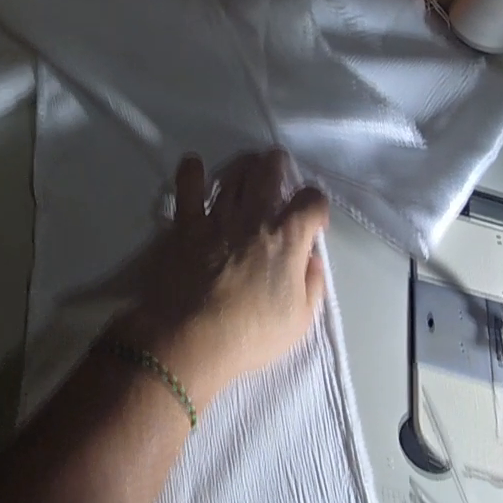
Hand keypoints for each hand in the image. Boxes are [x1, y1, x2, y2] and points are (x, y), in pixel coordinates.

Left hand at [111, 150, 328, 409]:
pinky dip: (191, 173)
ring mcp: (218, 216)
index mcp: (288, 238)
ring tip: (248, 165)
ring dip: (244, 166)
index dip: (316, 204)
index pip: (312, 201)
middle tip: (277, 169)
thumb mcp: (299, 321)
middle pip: (270, 173)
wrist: (190, 339)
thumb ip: (312, 284)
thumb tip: (311, 260)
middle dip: (277, 165)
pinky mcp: (186, 224)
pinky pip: (189, 188)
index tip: (313, 218)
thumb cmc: (250, 335)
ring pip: (234, 176)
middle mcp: (255, 217)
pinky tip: (194, 164)